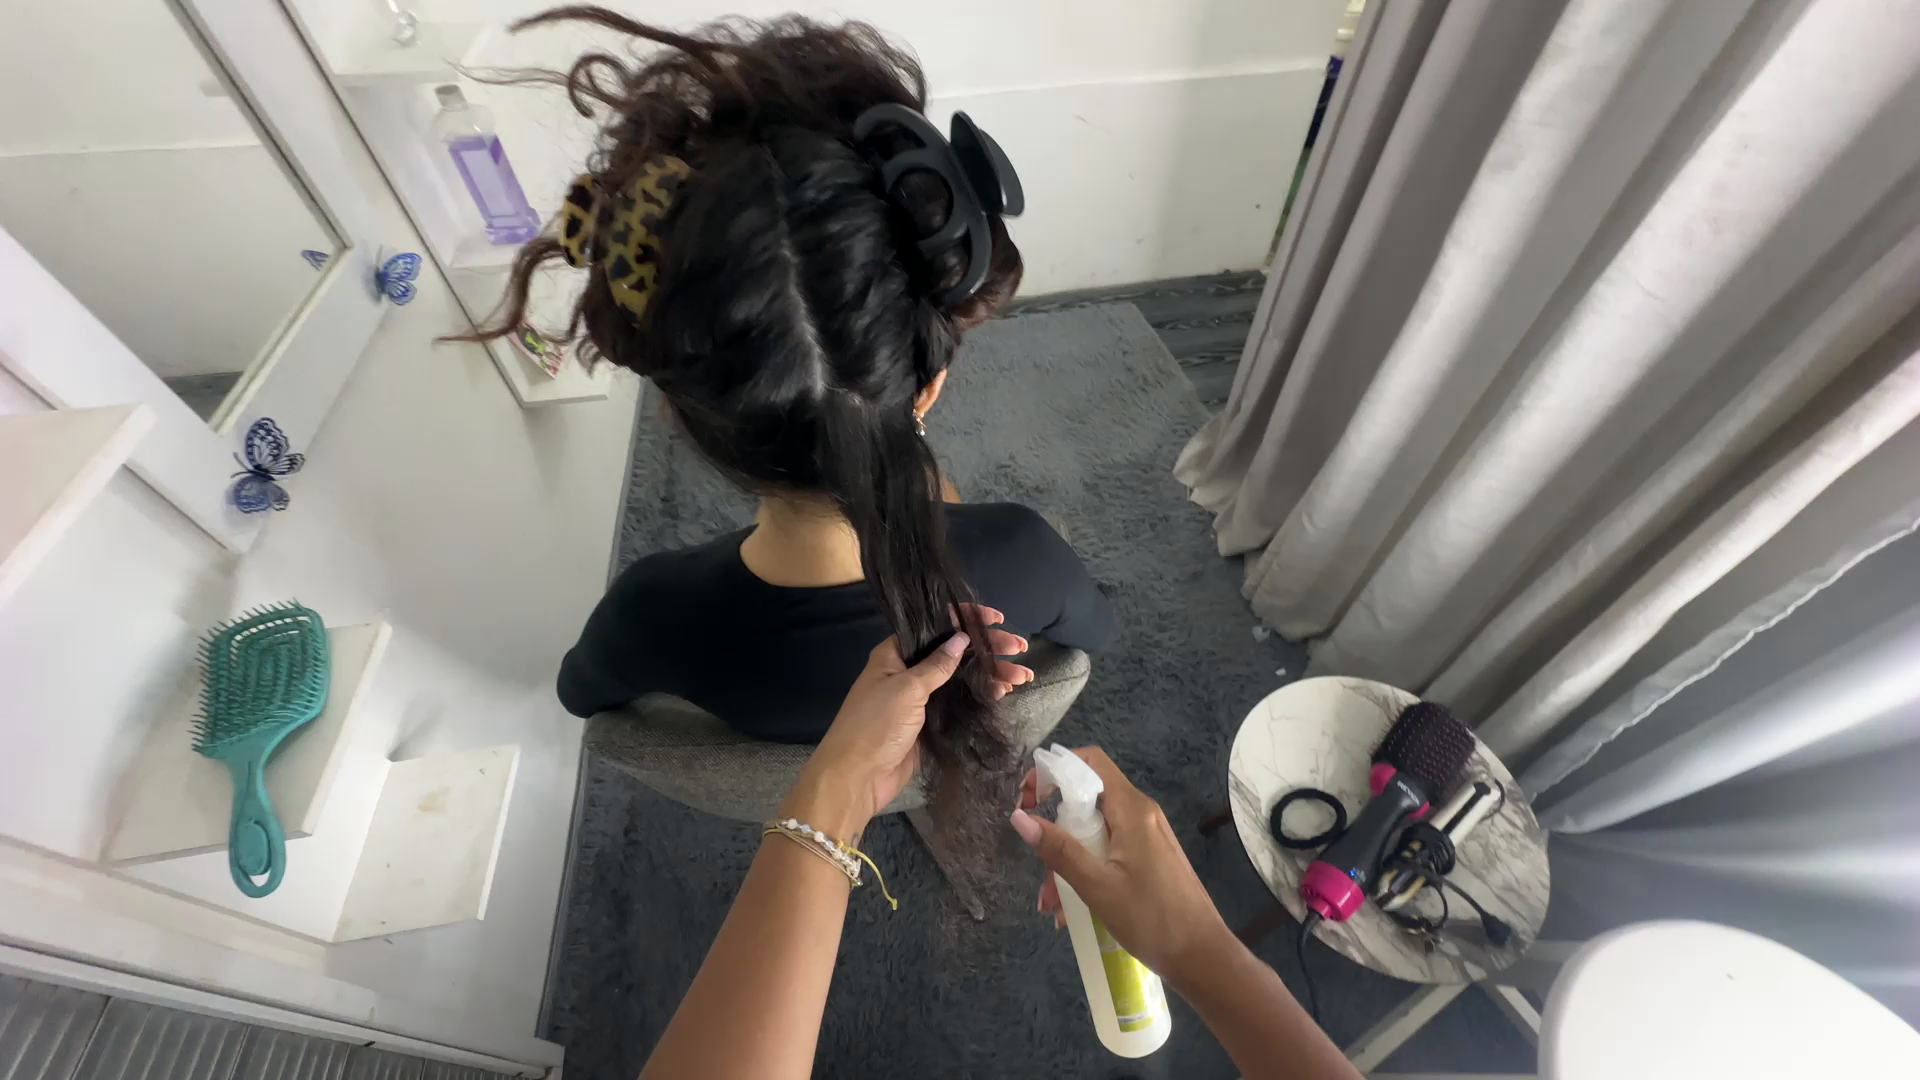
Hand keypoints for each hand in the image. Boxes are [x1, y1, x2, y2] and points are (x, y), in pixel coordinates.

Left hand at [781, 607, 1031, 840]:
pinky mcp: (930, 723)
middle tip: (1020, 647)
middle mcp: (908, 671)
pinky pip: (960, 703)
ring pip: (962, 678)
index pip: (935, 626)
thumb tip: (962, 638)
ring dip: (991, 674)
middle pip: (954, 651)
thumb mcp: (906, 689)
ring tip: (1023, 675)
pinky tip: (1004, 692)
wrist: (856, 778)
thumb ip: (937, 665)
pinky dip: (981, 696)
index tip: (996, 619)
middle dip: (987, 648)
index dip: (966, 619)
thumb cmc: (875, 725)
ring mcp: (921, 698)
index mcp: (895, 654)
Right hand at [1009, 746, 1232, 987]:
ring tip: (1051, 902)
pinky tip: (1072, 908)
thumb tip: (1018, 817)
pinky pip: (1109, 847)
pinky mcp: (1149, 856)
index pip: (1089, 761)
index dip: (1054, 769)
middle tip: (1036, 856)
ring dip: (1069, 857)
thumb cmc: (1152, 918)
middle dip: (1056, 826)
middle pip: (1088, 798)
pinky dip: (1088, 867)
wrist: (1204, 958)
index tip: (1029, 796)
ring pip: (1095, 828)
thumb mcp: (1097, 886)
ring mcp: (1147, 834)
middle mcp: (1140, 812)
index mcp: (1131, 809)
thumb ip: (1059, 850)